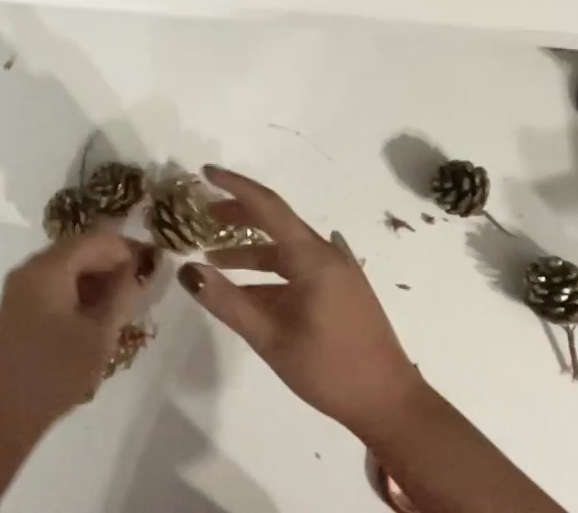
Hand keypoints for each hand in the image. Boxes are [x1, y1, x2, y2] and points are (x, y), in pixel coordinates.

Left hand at [0, 228, 155, 433]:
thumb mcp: (99, 334)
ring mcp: (20, 286)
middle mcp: (30, 267)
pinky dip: (78, 290)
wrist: (4, 414)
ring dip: (96, 278)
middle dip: (112, 262)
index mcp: (48, 267)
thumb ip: (122, 294)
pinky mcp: (17, 306)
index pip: (95, 240)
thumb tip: (139, 267)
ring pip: (66, 267)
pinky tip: (98, 311)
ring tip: (125, 299)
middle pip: (78, 250)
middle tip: (143, 283)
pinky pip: (53, 283)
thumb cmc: (56, 372)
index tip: (154, 262)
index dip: (126, 247)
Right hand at [178, 166, 423, 442]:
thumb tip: (186, 269)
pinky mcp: (343, 290)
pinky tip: (253, 286)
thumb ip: (226, 301)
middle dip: (237, 216)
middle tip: (203, 218)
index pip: (267, 206)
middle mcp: (327, 255)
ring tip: (217, 261)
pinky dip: (271, 270)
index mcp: (312, 258)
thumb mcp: (269, 338)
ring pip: (286, 249)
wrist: (391, 405)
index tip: (204, 172)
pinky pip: (300, 267)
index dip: (234, 185)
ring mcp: (338, 273)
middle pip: (276, 222)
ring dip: (251, 250)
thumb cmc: (329, 369)